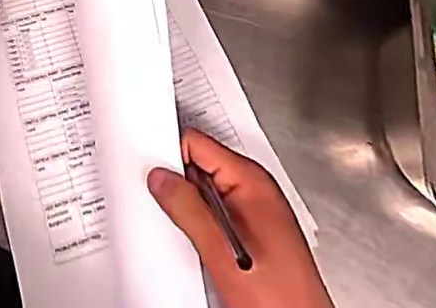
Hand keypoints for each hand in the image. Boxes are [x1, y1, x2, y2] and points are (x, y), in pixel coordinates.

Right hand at [149, 129, 332, 307]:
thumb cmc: (280, 300)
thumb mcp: (222, 253)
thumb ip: (188, 209)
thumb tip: (161, 179)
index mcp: (250, 179)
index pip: (196, 142)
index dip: (170, 155)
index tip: (155, 176)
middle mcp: (256, 188)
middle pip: (200, 165)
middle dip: (180, 185)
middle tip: (171, 212)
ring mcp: (256, 210)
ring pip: (206, 192)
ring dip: (191, 210)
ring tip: (195, 241)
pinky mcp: (255, 230)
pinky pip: (217, 212)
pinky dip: (203, 225)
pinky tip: (205, 250)